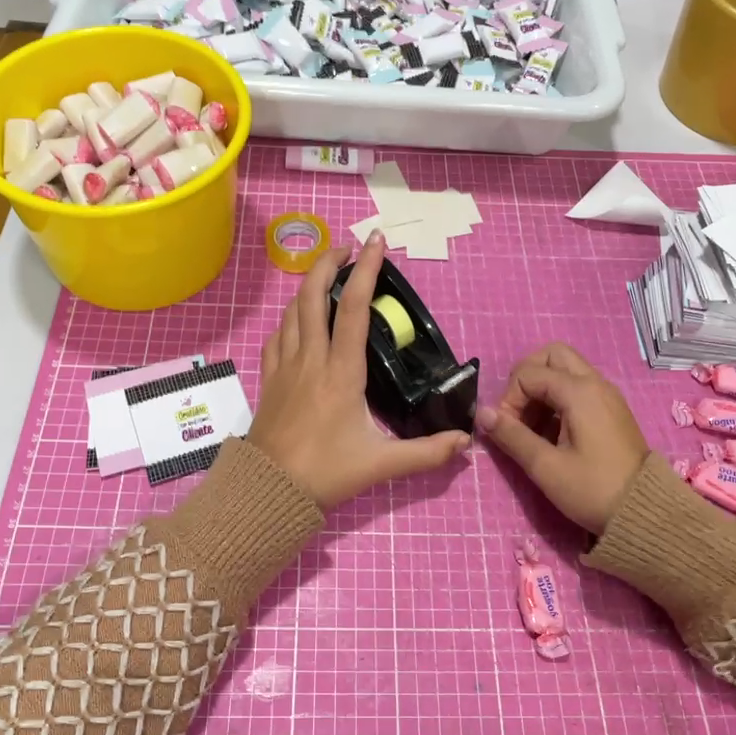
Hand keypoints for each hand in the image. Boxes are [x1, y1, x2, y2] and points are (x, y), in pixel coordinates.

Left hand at [248, 233, 471, 509]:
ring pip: (291, 311)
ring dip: (307, 286)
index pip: (352, 307)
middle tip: (346, 248)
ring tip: (325, 277)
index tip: (375, 243)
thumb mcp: (382, 464)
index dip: (365, 271)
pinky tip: (297, 322)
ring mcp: (285, 367)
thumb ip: (427, 453)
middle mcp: (310, 359)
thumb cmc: (326, 472)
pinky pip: (277, 336)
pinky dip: (289, 318)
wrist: (268, 490)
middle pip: (311, 295)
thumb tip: (466, 444)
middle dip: (327, 263)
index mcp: (341, 371)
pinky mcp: (269, 380)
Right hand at [475, 343, 648, 532]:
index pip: (528, 373)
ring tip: (531, 426)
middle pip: (551, 355)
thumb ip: (511, 436)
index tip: (507, 430)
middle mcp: (595, 383)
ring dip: (541, 389)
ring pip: (566, 370)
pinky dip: (558, 398)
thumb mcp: (545, 467)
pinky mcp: (611, 410)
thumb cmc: (592, 490)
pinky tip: (551, 432)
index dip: (508, 398)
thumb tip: (481, 413)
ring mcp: (606, 395)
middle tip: (517, 411)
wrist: (644, 513)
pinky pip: (579, 387)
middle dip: (526, 377)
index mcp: (579, 392)